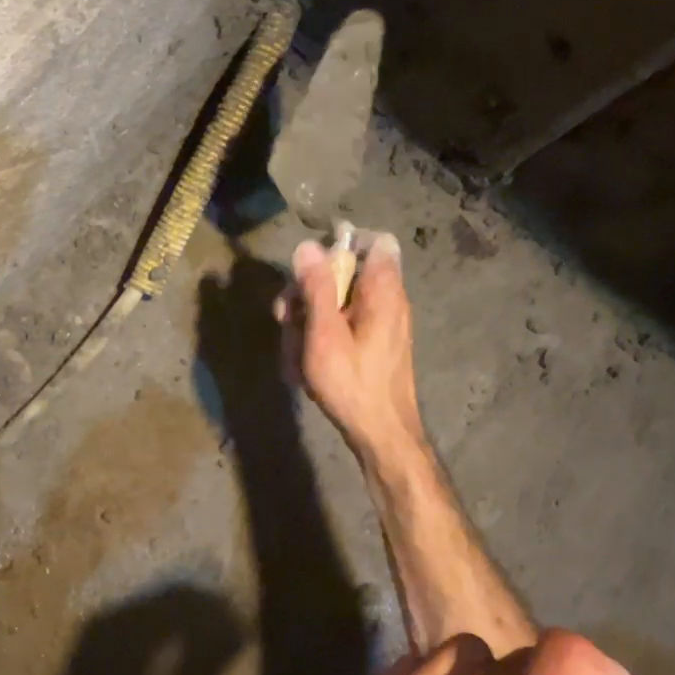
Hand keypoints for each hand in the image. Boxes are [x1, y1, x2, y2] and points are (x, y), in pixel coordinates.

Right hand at [276, 230, 420, 449]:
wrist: (381, 433)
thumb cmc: (352, 383)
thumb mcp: (324, 334)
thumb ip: (316, 287)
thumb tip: (307, 246)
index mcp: (383, 290)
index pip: (375, 241)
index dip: (341, 244)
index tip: (310, 266)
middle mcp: (388, 299)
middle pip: (346, 272)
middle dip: (310, 290)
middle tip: (286, 318)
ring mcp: (382, 322)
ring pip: (339, 301)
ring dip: (309, 318)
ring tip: (294, 350)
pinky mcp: (374, 342)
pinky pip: (343, 324)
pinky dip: (322, 336)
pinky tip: (306, 363)